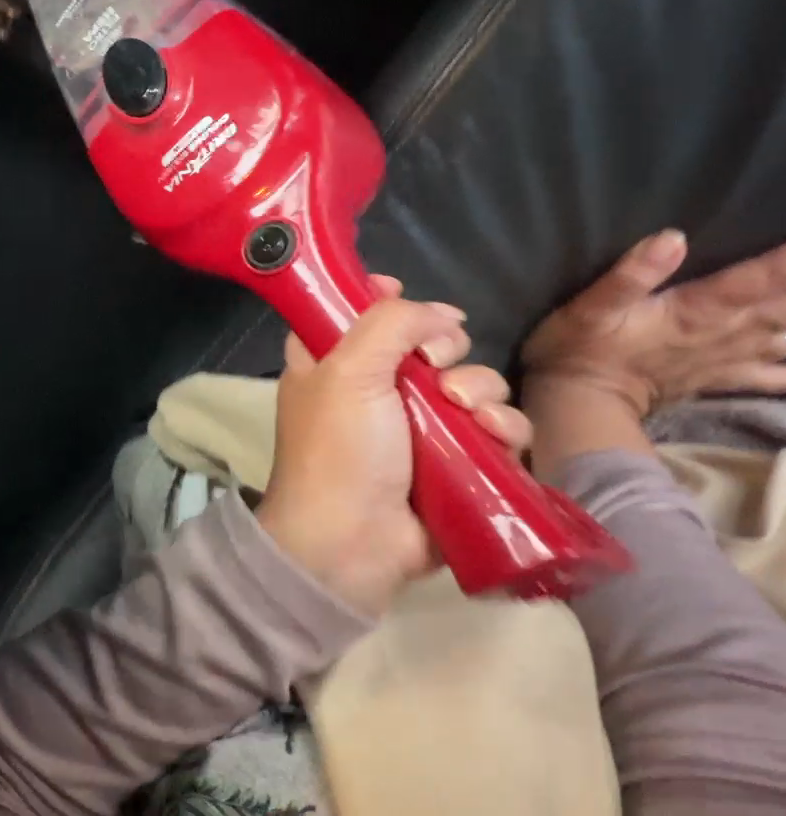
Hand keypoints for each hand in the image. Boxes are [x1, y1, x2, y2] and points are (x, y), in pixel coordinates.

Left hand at [258, 277, 531, 616]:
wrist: (352, 538)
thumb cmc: (338, 447)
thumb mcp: (346, 371)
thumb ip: (388, 325)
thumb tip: (438, 312)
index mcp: (327, 365)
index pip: (347, 314)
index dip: (373, 298)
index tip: (399, 291)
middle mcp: (370, 390)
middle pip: (426, 345)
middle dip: (447, 348)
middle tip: (438, 364)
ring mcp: (417, 428)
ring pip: (471, 386)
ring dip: (480, 391)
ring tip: (464, 411)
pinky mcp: (458, 463)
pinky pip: (497, 430)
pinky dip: (502, 428)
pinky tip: (491, 436)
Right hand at [521, 229, 785, 417]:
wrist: (580, 401)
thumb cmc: (578, 348)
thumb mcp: (588, 309)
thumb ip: (629, 276)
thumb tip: (673, 238)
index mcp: (699, 310)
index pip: (762, 276)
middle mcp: (732, 331)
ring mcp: (737, 358)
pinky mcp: (732, 378)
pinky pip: (785, 377)